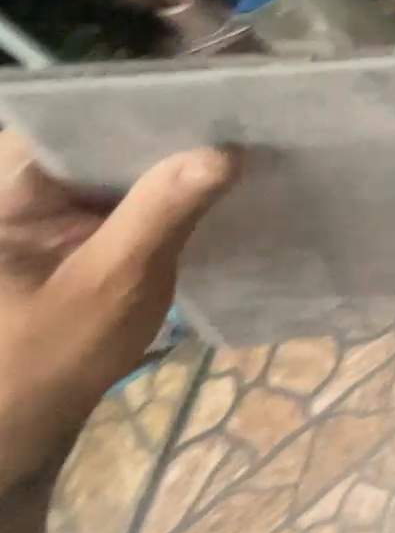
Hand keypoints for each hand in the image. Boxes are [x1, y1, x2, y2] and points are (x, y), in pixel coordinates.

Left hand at [0, 133, 233, 492]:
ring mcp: (26, 216)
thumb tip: (222, 151)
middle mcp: (6, 197)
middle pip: (86, 140)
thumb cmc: (47, 356)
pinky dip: (155, 190)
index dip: (132, 110)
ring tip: (229, 150)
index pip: (60, 126)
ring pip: (103, 165)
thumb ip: (162, 213)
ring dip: (162, 162)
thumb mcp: (113, 282)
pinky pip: (109, 192)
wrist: (14, 428)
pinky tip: (204, 188)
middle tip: (234, 125)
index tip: (206, 104)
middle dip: (158, 135)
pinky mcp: (53, 233)